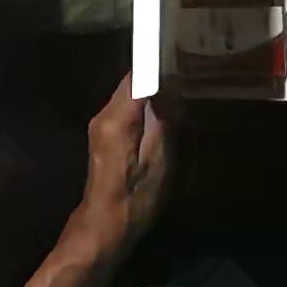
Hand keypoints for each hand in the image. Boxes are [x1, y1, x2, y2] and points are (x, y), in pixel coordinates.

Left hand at [67, 74, 168, 259]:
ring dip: (150, 92)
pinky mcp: (103, 134)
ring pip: (127, 95)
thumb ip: (163, 120)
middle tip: (186, 75)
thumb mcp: (159, 160)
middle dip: (156, 77)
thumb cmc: (136, 197)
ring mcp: (100, 123)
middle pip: (131, 83)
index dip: (160, 66)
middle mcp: (103, 113)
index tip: (183, 62)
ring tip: (178, 92)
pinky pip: (124, 108)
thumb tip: (170, 90)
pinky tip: (161, 113)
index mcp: (117, 117)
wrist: (105, 225)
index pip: (138, 76)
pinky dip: (141, 106)